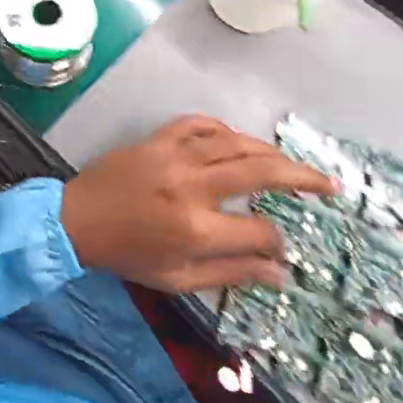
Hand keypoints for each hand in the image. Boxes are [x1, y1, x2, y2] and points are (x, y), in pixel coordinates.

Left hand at [60, 115, 333, 292]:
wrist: (73, 220)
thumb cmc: (124, 254)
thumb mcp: (176, 279)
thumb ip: (230, 274)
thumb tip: (280, 274)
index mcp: (196, 228)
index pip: (260, 231)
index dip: (278, 242)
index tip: (281, 248)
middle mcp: (190, 187)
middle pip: (261, 172)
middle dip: (303, 177)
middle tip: (328, 183)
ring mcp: (171, 157)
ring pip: (234, 142)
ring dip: (268, 150)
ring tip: (289, 162)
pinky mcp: (153, 141)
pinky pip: (194, 123)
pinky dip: (219, 127)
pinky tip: (234, 138)